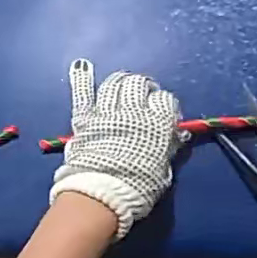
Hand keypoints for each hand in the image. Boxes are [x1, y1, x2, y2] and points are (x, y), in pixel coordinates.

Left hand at [49, 60, 184, 239]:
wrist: (101, 192)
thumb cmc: (137, 186)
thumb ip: (168, 146)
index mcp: (157, 123)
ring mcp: (106, 113)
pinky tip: (81, 65)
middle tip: (143, 93)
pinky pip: (82, 94)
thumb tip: (175, 135)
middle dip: (144, 87)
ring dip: (120, 82)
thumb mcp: (162, 167)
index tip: (161, 112)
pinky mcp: (84, 120)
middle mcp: (132, 112)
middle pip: (139, 86)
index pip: (166, 101)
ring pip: (114, 85)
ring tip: (124, 83)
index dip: (164, 105)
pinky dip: (81, 79)